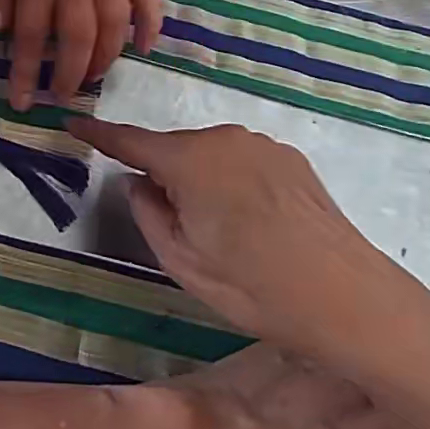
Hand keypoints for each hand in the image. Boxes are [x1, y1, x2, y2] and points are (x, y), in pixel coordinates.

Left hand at [0, 0, 163, 110]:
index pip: (30, 33)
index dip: (25, 71)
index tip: (21, 101)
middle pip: (77, 36)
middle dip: (70, 74)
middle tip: (62, 96)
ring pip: (115, 23)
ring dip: (106, 57)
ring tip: (93, 79)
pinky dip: (152, 24)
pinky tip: (145, 49)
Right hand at [67, 118, 429, 361]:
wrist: (357, 307)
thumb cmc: (255, 288)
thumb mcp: (180, 260)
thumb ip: (145, 211)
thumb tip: (138, 181)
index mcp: (189, 161)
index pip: (128, 140)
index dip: (97, 133)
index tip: (72, 121)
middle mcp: (224, 140)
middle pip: (170, 149)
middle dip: (159, 173)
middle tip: (172, 224)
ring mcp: (262, 147)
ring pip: (205, 155)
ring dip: (195, 179)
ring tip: (218, 230)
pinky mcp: (291, 161)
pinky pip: (237, 161)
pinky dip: (226, 180)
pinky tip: (248, 221)